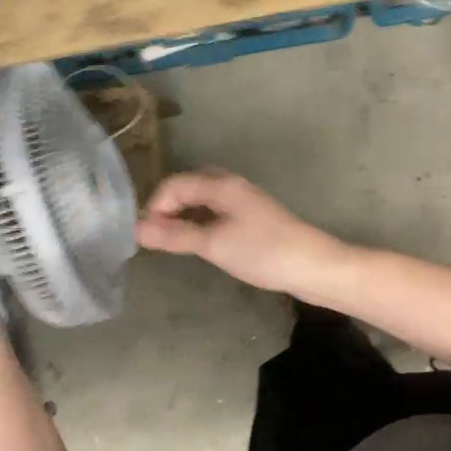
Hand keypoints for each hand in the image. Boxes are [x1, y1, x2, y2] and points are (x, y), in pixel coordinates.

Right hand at [136, 169, 350, 295]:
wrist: (314, 266)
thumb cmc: (263, 252)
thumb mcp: (214, 244)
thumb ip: (176, 235)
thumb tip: (137, 229)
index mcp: (222, 184)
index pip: (175, 183)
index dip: (155, 206)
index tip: (144, 235)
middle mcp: (233, 186)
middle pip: (190, 187)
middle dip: (168, 208)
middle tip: (155, 237)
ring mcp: (246, 202)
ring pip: (205, 200)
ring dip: (185, 216)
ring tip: (172, 243)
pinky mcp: (254, 219)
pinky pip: (218, 213)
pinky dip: (202, 224)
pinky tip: (200, 244)